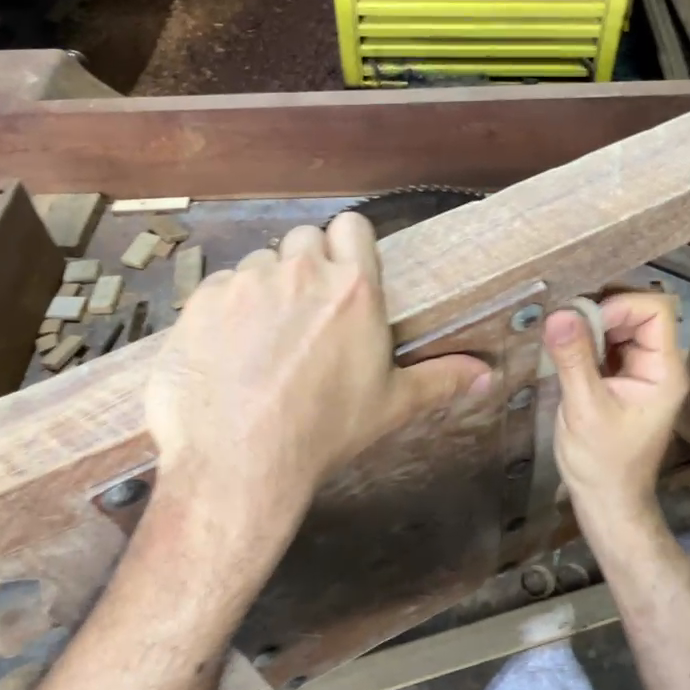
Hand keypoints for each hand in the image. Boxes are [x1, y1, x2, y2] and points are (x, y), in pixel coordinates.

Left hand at [145, 212, 489, 530]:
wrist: (238, 461)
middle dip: (304, 266)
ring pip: (259, 262)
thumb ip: (441, 380)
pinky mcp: (202, 300)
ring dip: (263, 288)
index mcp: (353, 289)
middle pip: (304, 239)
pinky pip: (218, 287)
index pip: (352, 227)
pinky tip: (226, 349)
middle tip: (302, 313)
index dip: (346, 245)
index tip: (342, 271)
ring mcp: (247, 282)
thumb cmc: (323, 432)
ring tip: (261, 337)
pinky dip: (223, 309)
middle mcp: (301, 273)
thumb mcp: (391, 405)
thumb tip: (487, 375)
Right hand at [545, 292, 689, 513]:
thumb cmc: (601, 462)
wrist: (605, 500)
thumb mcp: (584, 409)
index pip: (656, 310)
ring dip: (591, 323)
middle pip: (639, 311)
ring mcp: (640, 370)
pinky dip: (586, 338)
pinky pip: (608, 342)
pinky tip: (564, 347)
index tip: (583, 321)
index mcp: (664, 370)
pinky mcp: (621, 377)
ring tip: (560, 334)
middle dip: (602, 310)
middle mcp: (658, 364)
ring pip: (621, 324)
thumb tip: (560, 313)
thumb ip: (574, 359)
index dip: (620, 306)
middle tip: (566, 322)